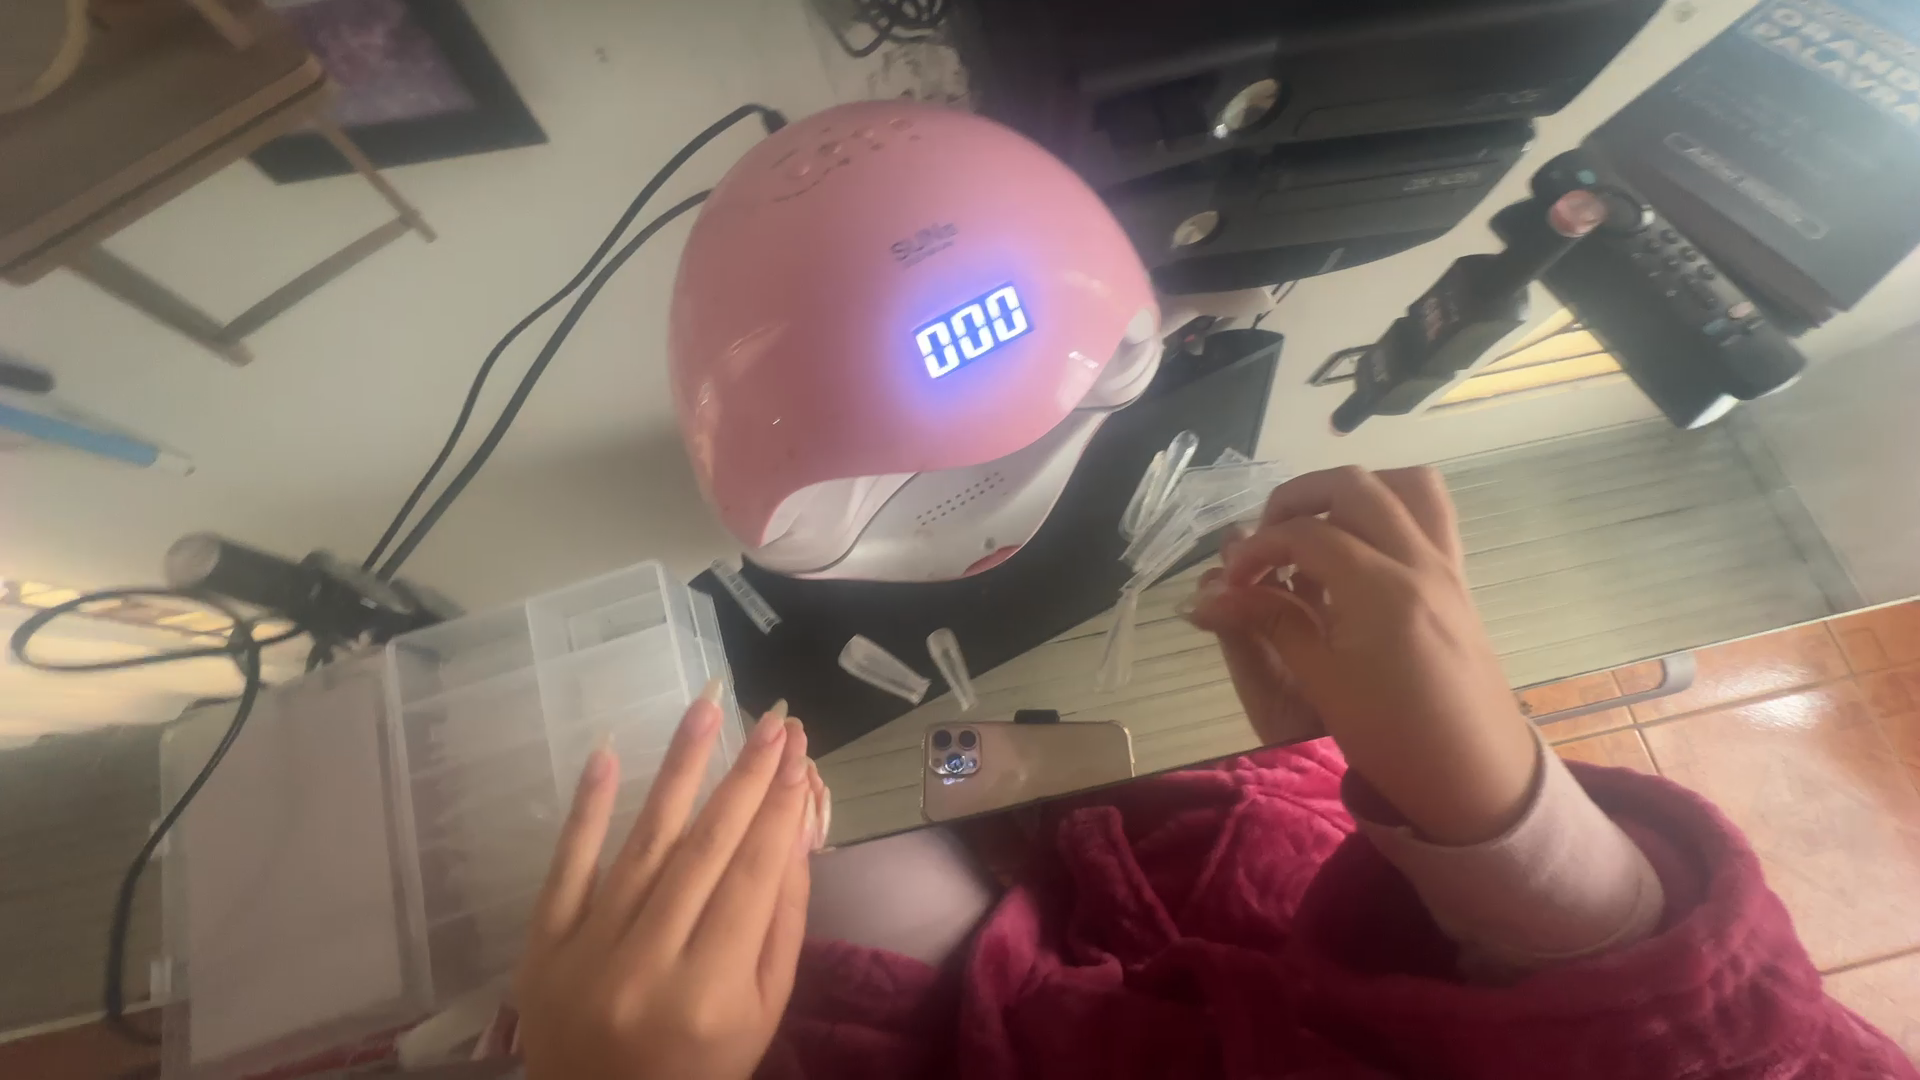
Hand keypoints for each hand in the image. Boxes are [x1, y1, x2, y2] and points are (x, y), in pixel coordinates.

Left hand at [515, 685, 828, 1079]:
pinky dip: (585, 809)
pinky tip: (606, 751)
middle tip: (775, 720)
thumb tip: (798, 823)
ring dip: (679, 768)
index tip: (800, 752)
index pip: (754, 875)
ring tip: (707, 707)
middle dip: (747, 776)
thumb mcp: (765, 1006)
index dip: (781, 808)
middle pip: (704, 849)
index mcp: (709, 994)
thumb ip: (785, 917)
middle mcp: (644, 969)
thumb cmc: (704, 1065)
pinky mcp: (539, 950)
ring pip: (643, 843)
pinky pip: (564, 868)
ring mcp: (583, 956)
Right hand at [1183, 466, 1537, 844]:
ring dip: (1351, 492)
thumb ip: (1269, 620)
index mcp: (1380, 587)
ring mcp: (1445, 566)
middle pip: (1353, 485)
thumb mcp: (1320, 679)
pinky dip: (1387, 509)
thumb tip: (1207, 595)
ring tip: (1316, 527)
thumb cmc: (1392, 734)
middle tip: (1268, 538)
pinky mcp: (1456, 580)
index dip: (1257, 549)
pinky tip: (1355, 551)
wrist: (1477, 777)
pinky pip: (1428, 514)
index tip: (1232, 582)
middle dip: (1296, 499)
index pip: (1304, 533)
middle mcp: (1418, 560)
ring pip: (1405, 484)